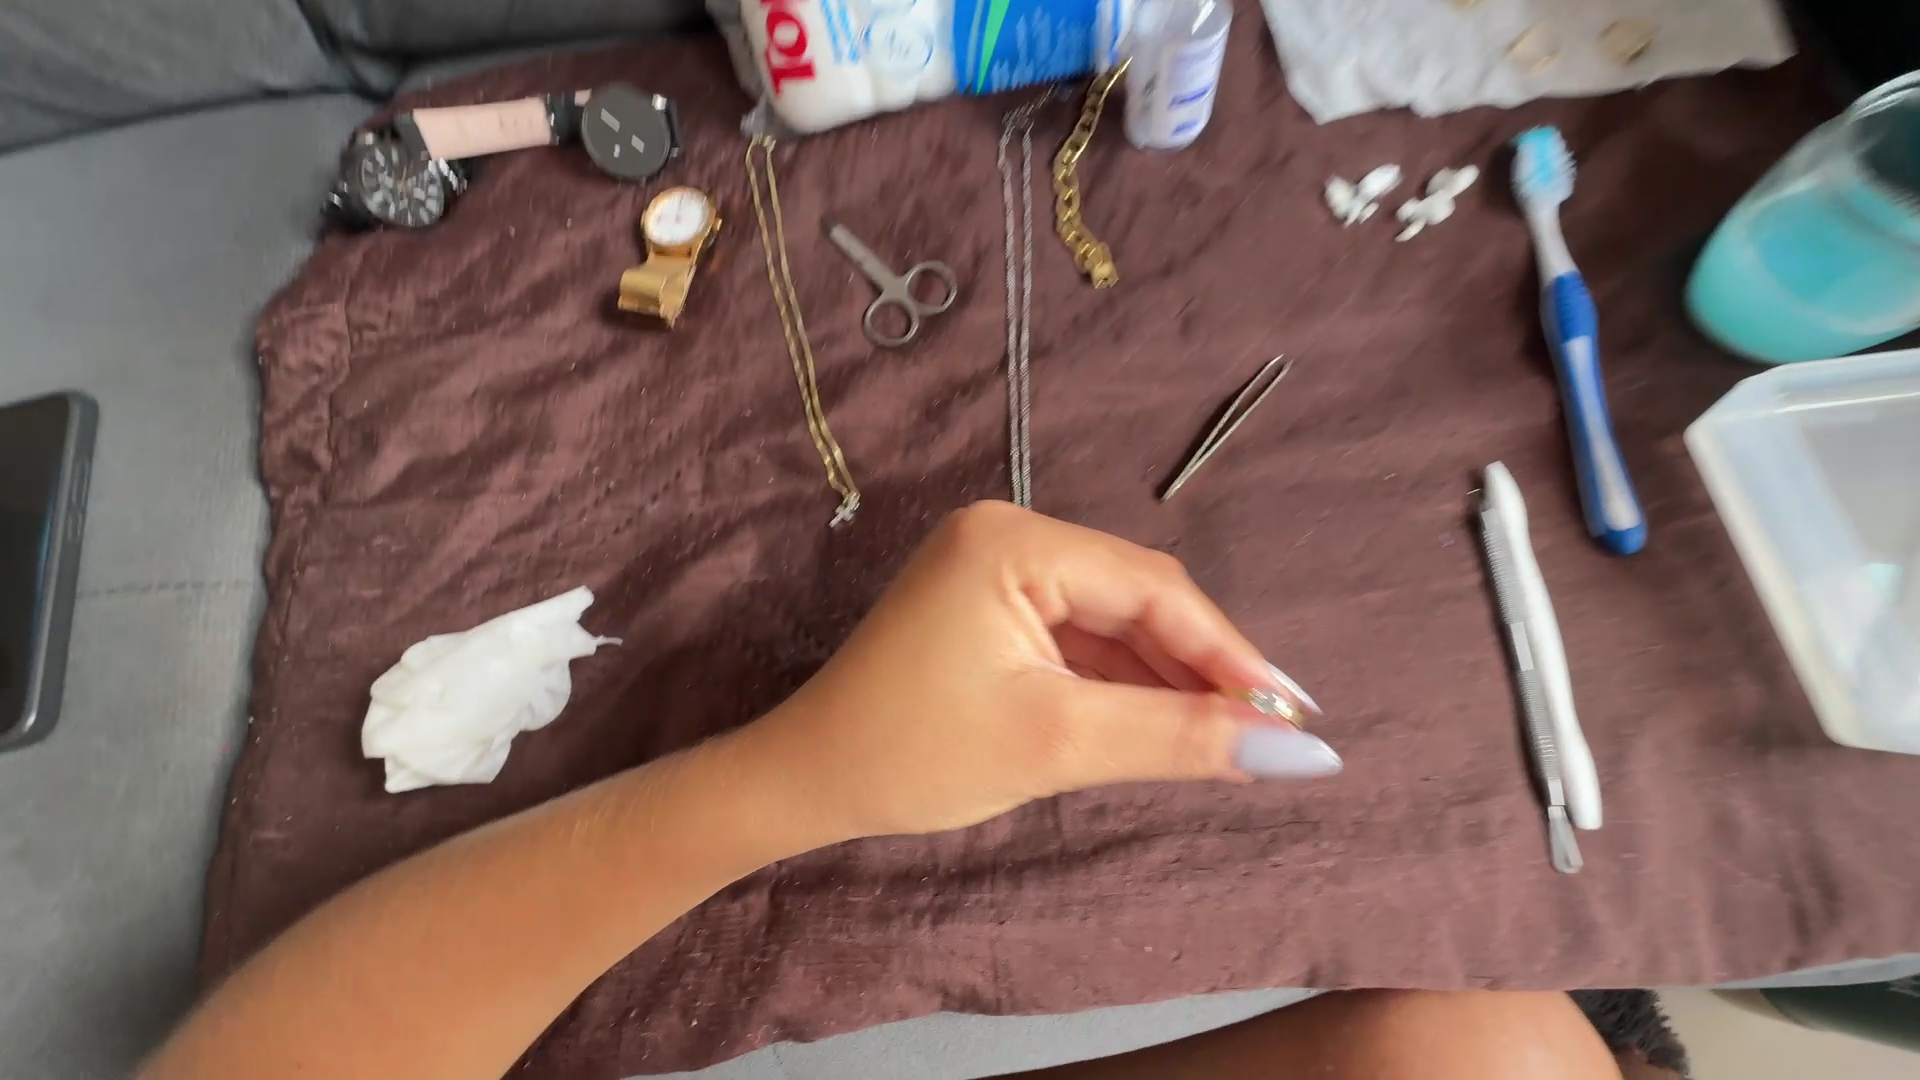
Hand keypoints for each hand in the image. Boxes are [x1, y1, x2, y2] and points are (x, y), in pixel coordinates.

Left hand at [735, 502, 1339, 840]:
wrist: (810, 777)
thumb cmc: (917, 754)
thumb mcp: (1056, 743)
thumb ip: (1178, 736)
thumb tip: (1299, 753)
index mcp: (1014, 541)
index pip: (1150, 588)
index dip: (1229, 654)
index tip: (1297, 717)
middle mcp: (1009, 534)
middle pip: (1134, 597)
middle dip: (1199, 666)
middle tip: (1272, 734)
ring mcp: (998, 566)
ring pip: (1110, 619)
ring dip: (1165, 675)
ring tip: (1227, 735)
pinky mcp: (992, 603)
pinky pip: (1076, 634)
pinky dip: (1120, 678)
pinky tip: (1162, 717)